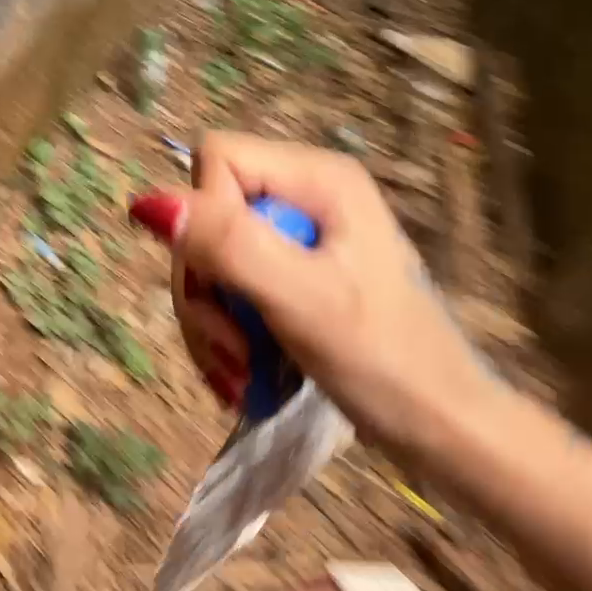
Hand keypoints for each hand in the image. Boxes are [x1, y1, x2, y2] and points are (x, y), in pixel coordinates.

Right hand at [130, 133, 487, 457]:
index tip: (233, 280)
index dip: (205, 218)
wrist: (443, 429)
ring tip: (242, 369)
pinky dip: (222, 333)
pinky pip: (224, 288)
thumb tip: (148, 203)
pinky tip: (245, 371)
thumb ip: (229, 245)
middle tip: (234, 344)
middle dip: (205, 286)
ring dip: (210, 320)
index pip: (216, 161)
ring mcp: (294, 238)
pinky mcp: (287, 276)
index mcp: (317, 180)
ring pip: (205, 258)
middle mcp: (302, 196)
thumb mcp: (302, 299)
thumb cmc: (384, 361)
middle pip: (203, 215)